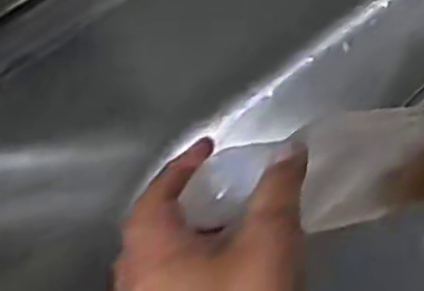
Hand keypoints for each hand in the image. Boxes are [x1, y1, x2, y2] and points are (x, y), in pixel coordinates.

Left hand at [115, 138, 307, 290]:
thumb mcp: (270, 234)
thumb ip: (277, 188)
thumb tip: (287, 148)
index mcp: (152, 257)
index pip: (150, 204)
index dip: (176, 171)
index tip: (207, 146)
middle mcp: (135, 284)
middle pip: (146, 235)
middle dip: (181, 202)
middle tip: (218, 179)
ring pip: (157, 261)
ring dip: (189, 231)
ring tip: (230, 215)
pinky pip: (170, 279)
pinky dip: (194, 256)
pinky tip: (229, 256)